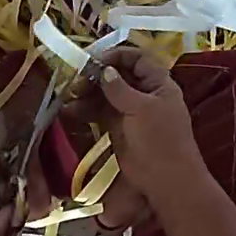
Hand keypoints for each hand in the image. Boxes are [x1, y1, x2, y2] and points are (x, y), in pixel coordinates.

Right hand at [77, 48, 206, 204]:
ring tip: (70, 97)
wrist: (166, 179)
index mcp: (158, 84)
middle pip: (118, 76)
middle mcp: (144, 94)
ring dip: (87, 94)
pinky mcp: (118, 128)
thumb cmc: (159, 140)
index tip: (93, 60)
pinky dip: (86, 111)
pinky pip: (100, 113)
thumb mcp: (141, 109)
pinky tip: (70, 112)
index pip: (137, 59)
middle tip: (76, 81)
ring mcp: (130, 111)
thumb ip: (120, 89)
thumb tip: (104, 70)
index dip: (116, 56)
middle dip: (96, 76)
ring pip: (106, 94)